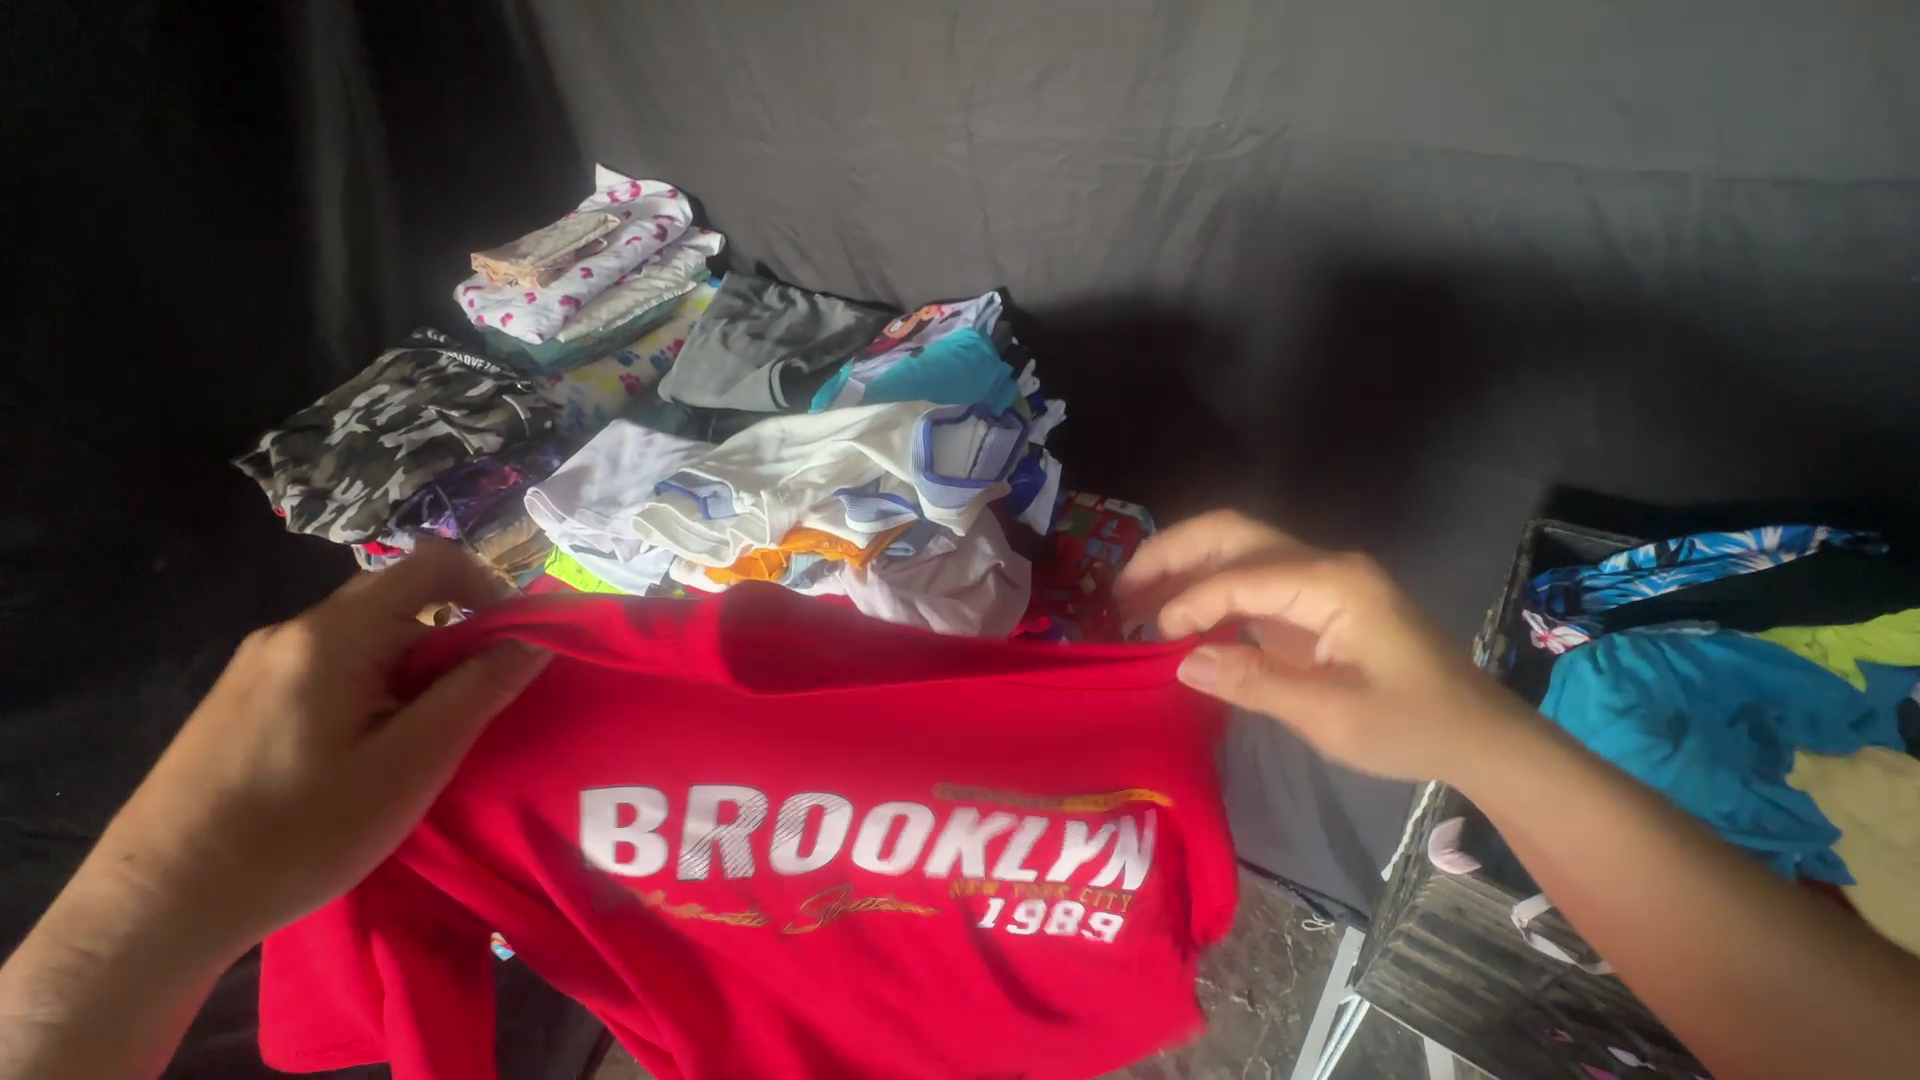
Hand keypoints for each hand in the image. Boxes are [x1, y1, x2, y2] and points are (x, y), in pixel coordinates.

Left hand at [93, 540, 549, 951]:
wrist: (148, 913)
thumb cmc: (297, 834)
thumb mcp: (412, 763)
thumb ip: (481, 688)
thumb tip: (538, 634)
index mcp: (333, 635)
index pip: (434, 563)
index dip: (492, 588)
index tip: (513, 647)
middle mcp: (292, 632)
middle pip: (402, 599)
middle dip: (455, 638)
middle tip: (468, 708)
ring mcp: (259, 664)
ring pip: (369, 637)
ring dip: (416, 670)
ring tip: (416, 743)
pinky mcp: (242, 698)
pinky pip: (333, 665)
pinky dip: (376, 688)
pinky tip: (362, 755)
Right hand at [1116, 510, 1535, 782]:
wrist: (1479, 734)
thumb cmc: (1412, 726)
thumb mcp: (1331, 715)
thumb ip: (1253, 682)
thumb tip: (1180, 661)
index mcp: (1333, 584)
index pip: (1240, 577)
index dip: (1188, 602)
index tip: (1152, 637)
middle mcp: (1323, 565)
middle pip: (1231, 533)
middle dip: (1170, 553)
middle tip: (1121, 588)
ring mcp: (1320, 578)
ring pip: (1236, 547)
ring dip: (1182, 567)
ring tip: (1133, 599)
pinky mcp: (1315, 600)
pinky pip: (1249, 579)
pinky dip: (1206, 590)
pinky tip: (1177, 617)